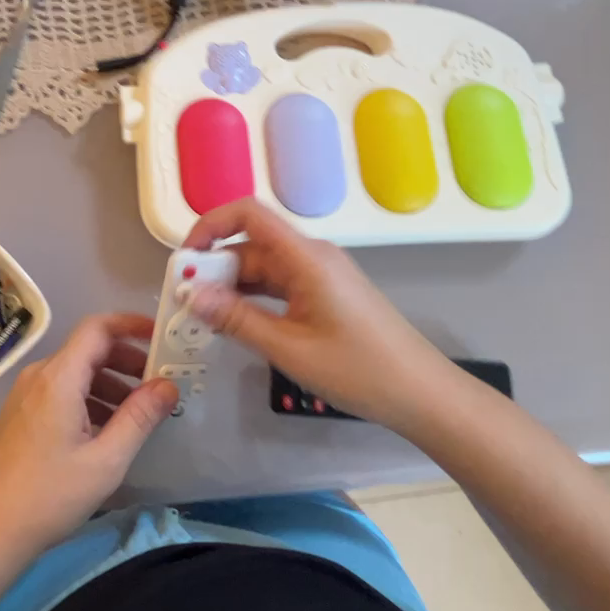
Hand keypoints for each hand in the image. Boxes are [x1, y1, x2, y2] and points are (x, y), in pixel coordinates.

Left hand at [0, 312, 179, 556]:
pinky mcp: (22, 414)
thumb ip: (139, 418)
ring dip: (111, 386)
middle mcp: (40, 376)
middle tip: (162, 385)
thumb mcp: (105, 460)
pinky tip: (109, 433)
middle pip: (89, 350)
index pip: (97, 328)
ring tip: (142, 415)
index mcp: (58, 377)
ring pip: (77, 374)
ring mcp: (27, 394)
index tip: (163, 336)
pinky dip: (91, 401)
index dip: (132, 325)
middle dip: (128, 362)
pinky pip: (63, 392)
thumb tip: (168, 385)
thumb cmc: (49, 494)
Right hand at [182, 198, 461, 430]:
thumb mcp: (289, 348)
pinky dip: (250, 298)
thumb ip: (235, 319)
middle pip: (249, 245)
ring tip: (201, 317)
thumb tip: (188, 295)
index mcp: (305, 257)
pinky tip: (234, 323)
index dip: (210, 225)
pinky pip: (276, 284)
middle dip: (212, 268)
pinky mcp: (324, 294)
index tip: (184, 259)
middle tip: (184, 303)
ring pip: (260, 267)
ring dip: (229, 286)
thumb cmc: (359, 370)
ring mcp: (319, 275)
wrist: (425, 396)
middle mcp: (311, 255)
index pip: (249, 214)